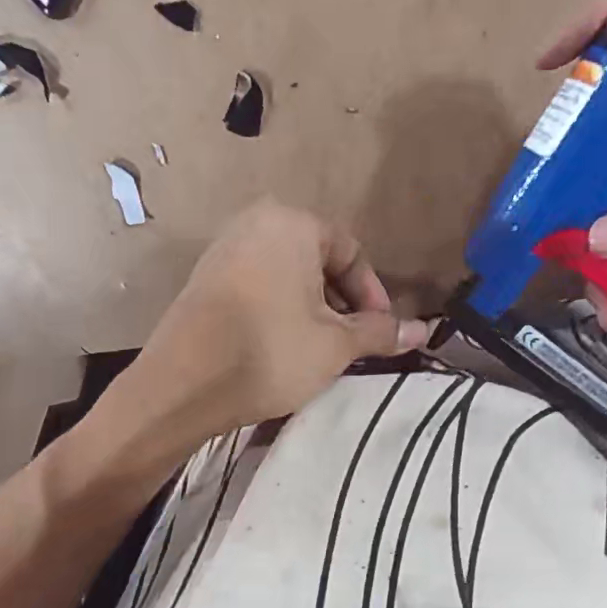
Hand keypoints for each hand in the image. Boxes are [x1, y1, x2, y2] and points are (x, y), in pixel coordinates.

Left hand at [102, 200, 426, 449]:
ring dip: (306, 313)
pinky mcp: (199, 285)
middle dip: (337, 305)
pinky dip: (273, 315)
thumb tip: (423, 331)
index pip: (350, 251)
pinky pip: (252, 292)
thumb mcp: (335, 345)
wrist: (183, 384)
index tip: (378, 333)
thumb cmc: (270, 352)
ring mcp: (220, 253)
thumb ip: (379, 332)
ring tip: (314, 353)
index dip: (372, 295)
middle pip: (313, 263)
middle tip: (347, 345)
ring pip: (282, 279)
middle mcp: (252, 225)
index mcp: (291, 222)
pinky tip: (275, 351)